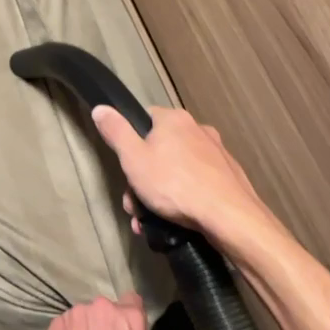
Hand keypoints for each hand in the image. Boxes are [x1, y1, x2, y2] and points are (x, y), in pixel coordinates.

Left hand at [35, 296, 148, 329]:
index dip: (126, 315)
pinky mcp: (56, 322)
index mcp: (129, 319)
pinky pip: (64, 325)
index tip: (120, 328)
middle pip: (103, 310)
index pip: (132, 301)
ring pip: (81, 317)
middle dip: (101, 324)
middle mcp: (103, 308)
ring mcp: (77, 312)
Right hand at [91, 105, 288, 257]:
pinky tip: (176, 221)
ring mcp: (217, 154)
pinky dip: (183, 199)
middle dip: (142, 179)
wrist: (229, 217)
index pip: (145, 118)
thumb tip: (101, 108)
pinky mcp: (229, 177)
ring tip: (151, 222)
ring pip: (177, 170)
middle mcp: (198, 130)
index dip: (130, 142)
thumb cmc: (175, 184)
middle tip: (135, 206)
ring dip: (160, 194)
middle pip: (160, 149)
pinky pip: (196, 184)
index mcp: (174, 120)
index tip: (126, 168)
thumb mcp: (133, 158)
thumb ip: (116, 132)